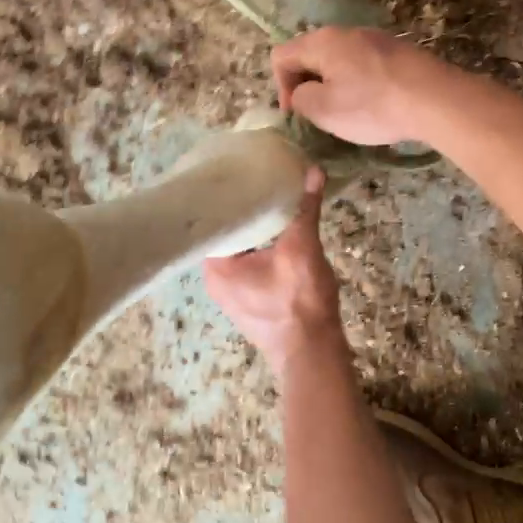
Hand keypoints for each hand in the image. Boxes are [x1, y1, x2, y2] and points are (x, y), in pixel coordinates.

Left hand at [204, 167, 342, 373]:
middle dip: (241, 210)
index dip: (221, 197)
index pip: (209, 222)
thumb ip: (305, 209)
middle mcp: (216, 281)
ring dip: (253, 228)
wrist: (313, 352)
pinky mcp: (250, 300)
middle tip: (251, 178)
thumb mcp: (302, 248)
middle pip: (225, 234)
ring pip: (239, 249)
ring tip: (265, 197)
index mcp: (217, 267)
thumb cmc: (299, 301)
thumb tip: (313, 170)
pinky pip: (249, 263)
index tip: (231, 172)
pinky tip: (276, 229)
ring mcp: (233, 293)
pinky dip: (259, 246)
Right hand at [270, 27, 445, 146]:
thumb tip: (302, 92)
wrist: (436, 98)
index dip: (281, 86)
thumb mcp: (324, 110)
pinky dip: (362, 84)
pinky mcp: (399, 51)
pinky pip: (366, 65)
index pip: (282, 55)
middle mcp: (347, 32)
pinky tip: (377, 106)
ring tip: (350, 114)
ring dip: (337, 86)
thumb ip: (301, 99)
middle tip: (320, 116)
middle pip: (312, 55)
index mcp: (323, 41)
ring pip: (341, 61)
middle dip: (309, 86)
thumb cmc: (373, 105)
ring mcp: (377, 39)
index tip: (297, 114)